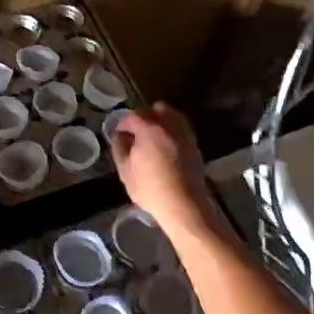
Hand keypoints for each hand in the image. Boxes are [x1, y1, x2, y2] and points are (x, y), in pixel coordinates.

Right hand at [112, 103, 225, 239]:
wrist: (184, 205)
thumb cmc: (150, 189)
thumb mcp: (126, 172)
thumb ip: (120, 149)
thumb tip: (119, 136)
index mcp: (149, 130)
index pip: (133, 116)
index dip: (123, 123)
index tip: (119, 134)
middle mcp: (169, 126)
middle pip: (156, 108)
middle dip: (144, 116)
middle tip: (136, 132)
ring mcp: (185, 134)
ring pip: (173, 115)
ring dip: (161, 119)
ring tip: (152, 136)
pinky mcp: (195, 145)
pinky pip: (182, 127)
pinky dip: (173, 129)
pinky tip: (166, 144)